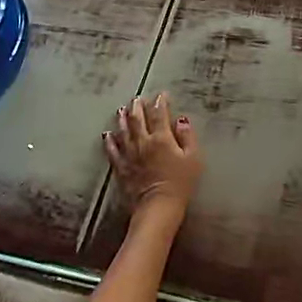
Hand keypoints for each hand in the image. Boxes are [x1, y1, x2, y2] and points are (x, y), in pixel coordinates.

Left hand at [102, 93, 200, 220]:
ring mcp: (129, 154)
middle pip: (137, 118)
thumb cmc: (181, 183)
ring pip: (123, 131)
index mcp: (162, 138)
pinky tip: (107, 134)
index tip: (162, 95)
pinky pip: (112, 151)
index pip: (160, 113)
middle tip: (137, 98)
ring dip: (122, 118)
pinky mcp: (121, 167)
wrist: (158, 206)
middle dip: (138, 106)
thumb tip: (181, 121)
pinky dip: (109, 141)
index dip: (161, 102)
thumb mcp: (193, 158)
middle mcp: (143, 142)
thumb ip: (188, 137)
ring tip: (122, 109)